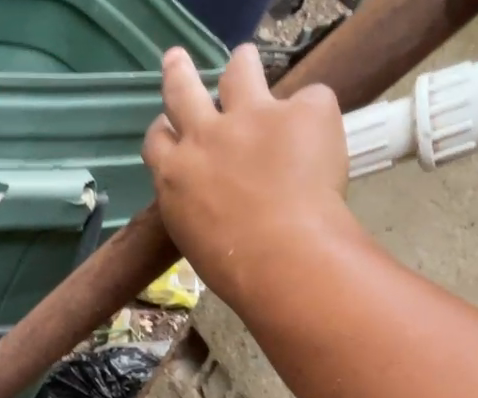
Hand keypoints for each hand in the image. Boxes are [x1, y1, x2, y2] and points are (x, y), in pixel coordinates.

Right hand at [142, 44, 353, 307]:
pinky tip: (320, 138)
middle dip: (178, 71)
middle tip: (176, 57)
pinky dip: (313, 115)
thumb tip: (208, 191)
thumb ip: (193, 197)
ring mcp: (254, 115)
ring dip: (241, 64)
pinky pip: (311, 98)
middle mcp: (205, 135)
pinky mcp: (303, 108)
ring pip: (240, 70)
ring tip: (245, 60)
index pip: (158, 138)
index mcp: (173, 172)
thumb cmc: (227, 260)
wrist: (277, 251)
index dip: (164, 129)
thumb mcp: (190, 229)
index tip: (168, 125)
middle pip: (183, 91)